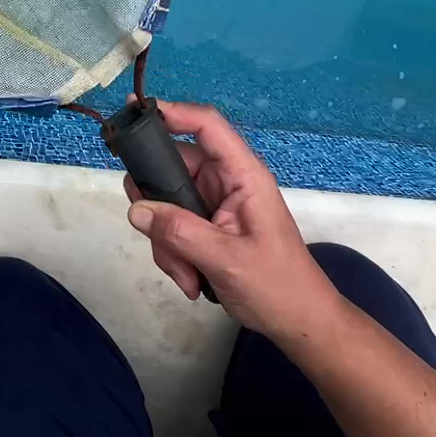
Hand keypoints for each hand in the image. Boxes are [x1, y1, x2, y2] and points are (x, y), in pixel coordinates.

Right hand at [122, 99, 338, 338]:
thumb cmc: (276, 285)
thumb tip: (136, 209)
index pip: (208, 125)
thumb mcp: (225, 260)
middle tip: (150, 232)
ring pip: (168, 201)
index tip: (136, 114)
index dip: (174, 112)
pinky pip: (173, 225)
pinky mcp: (208, 224)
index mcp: (243, 174)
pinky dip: (173, 251)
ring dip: (166, 239)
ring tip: (186, 275)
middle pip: (175, 168)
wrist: (299, 323)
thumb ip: (178, 232)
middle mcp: (227, 180)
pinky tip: (190, 280)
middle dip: (159, 205)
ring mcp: (215, 202)